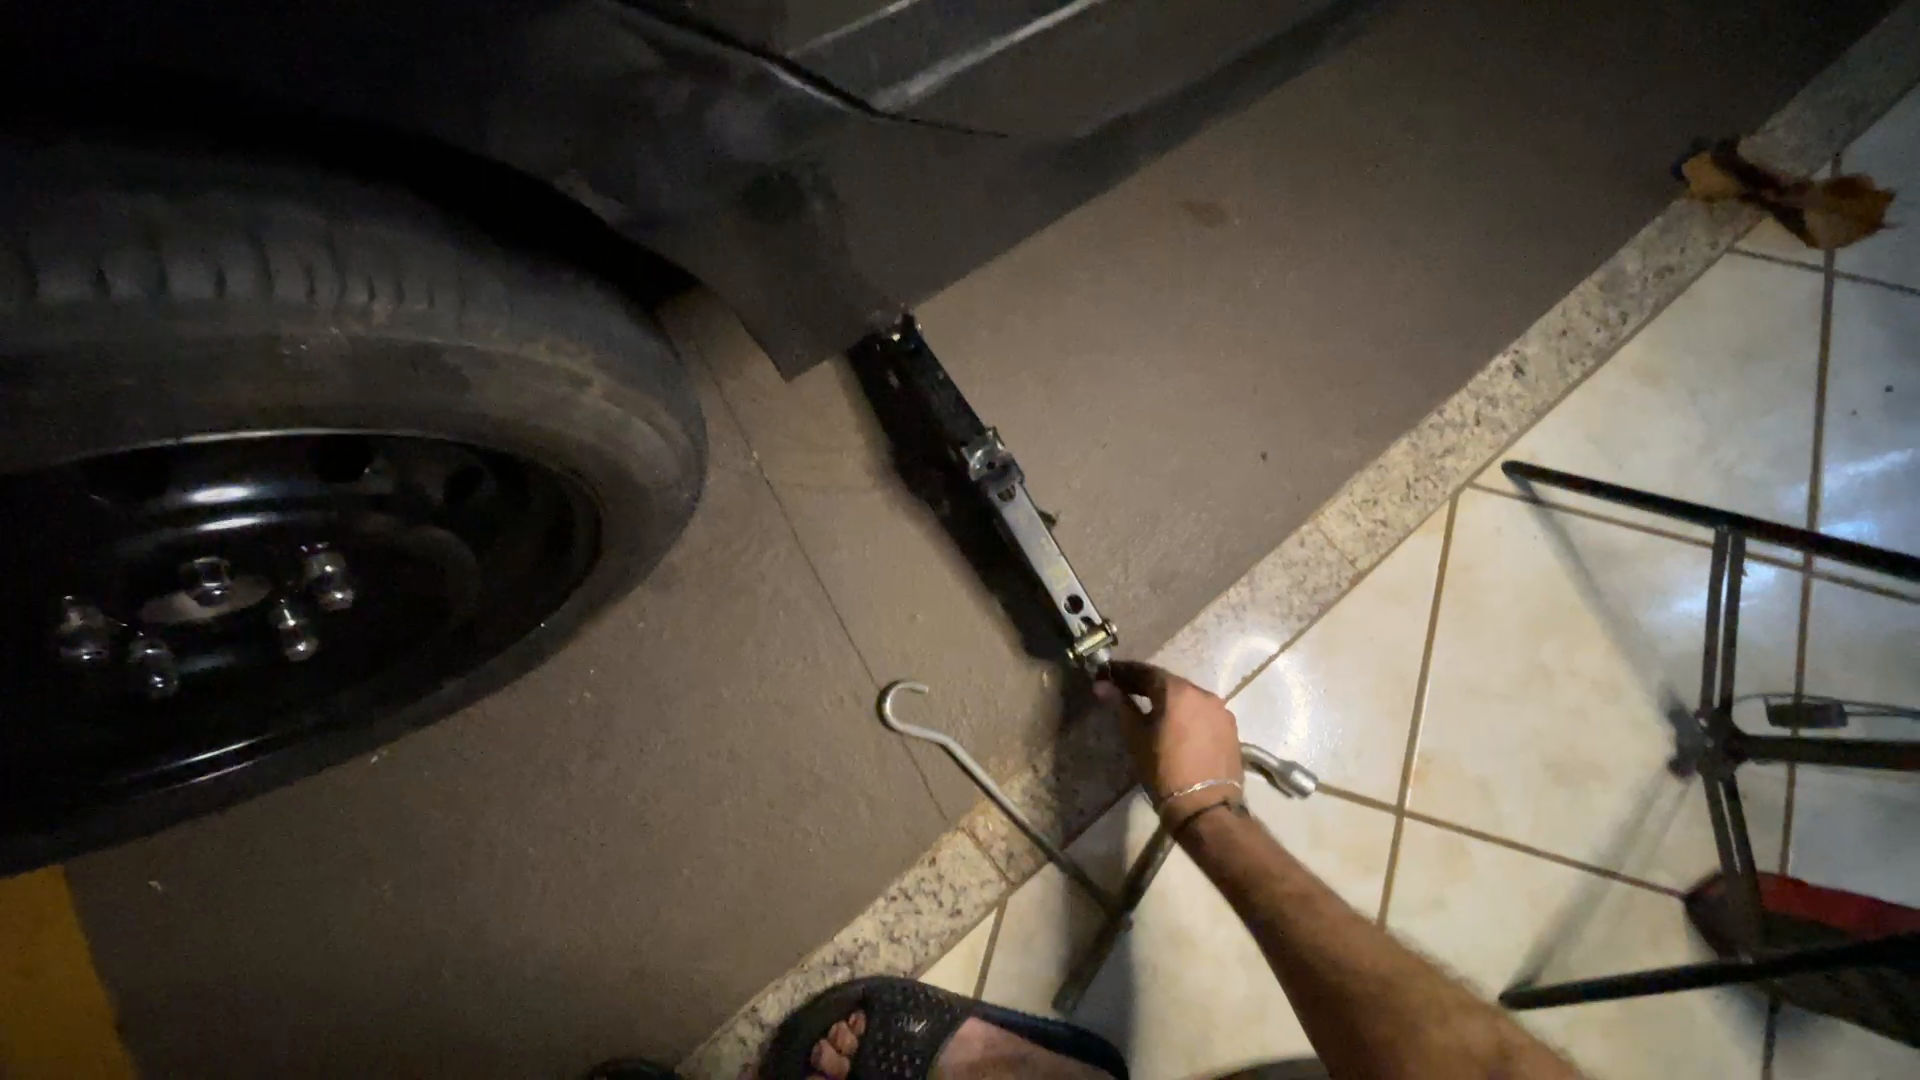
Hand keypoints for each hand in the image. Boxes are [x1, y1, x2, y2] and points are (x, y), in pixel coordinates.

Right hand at [1095, 660, 1243, 827]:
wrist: (1206, 808)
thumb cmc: (1164, 770)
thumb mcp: (1136, 737)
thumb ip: (1121, 705)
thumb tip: (1102, 685)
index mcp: (1178, 691)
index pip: (1146, 672)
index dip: (1124, 671)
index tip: (1107, 673)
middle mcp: (1203, 693)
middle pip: (1169, 683)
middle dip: (1146, 684)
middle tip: (1125, 688)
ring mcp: (1221, 711)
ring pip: (1188, 698)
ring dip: (1168, 700)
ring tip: (1150, 708)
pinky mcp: (1231, 730)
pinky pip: (1202, 713)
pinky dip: (1186, 714)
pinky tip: (1175, 725)